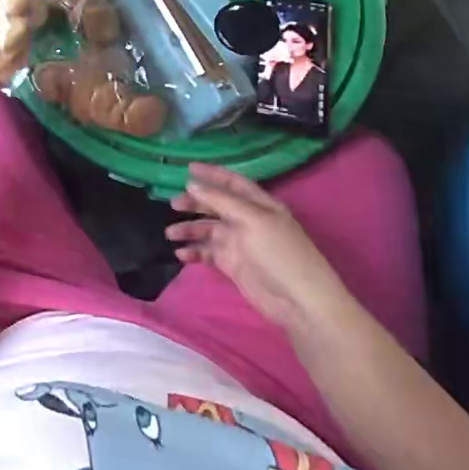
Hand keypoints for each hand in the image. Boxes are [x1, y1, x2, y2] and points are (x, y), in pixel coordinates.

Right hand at [166, 163, 354, 333]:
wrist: (298, 301)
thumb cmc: (280, 254)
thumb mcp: (253, 220)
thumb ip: (220, 201)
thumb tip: (191, 184)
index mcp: (260, 206)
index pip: (234, 183)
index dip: (212, 174)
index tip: (188, 168)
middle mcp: (248, 221)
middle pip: (215, 205)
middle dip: (194, 203)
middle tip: (174, 204)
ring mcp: (239, 243)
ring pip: (207, 229)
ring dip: (188, 229)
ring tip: (171, 234)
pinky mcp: (231, 263)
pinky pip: (206, 252)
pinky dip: (193, 252)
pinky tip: (182, 254)